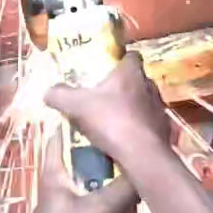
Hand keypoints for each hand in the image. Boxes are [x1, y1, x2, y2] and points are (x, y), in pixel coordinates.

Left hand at [26, 132, 139, 212]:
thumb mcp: (100, 210)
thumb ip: (123, 189)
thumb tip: (147, 168)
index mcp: (53, 175)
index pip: (59, 138)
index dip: (75, 124)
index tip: (101, 114)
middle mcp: (57, 188)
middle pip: (81, 164)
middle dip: (103, 159)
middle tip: (129, 149)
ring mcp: (66, 210)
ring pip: (91, 188)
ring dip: (110, 186)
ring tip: (135, 177)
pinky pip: (97, 211)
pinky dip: (111, 209)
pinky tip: (131, 211)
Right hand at [43, 52, 172, 167]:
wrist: (141, 156)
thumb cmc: (111, 120)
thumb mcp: (76, 105)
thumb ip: (60, 95)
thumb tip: (47, 91)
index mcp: (131, 73)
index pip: (132, 56)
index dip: (122, 59)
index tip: (110, 66)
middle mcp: (149, 87)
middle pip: (138, 80)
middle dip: (124, 85)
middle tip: (106, 93)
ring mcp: (159, 110)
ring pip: (145, 102)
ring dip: (133, 107)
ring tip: (114, 117)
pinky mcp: (164, 131)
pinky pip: (149, 124)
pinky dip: (139, 128)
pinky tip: (125, 138)